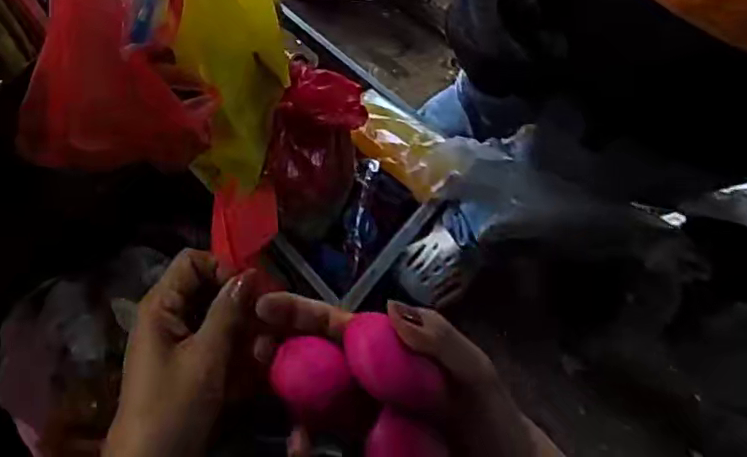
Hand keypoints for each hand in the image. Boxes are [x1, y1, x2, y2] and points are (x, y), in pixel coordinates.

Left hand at [105, 250, 254, 456]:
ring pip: (214, 323)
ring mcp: (175, 344)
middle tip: (270, 325)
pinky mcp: (186, 371)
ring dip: (242, 334)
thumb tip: (249, 274)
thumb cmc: (173, 407)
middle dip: (239, 306)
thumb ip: (227, 314)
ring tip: (268, 351)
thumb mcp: (205, 359)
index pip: (192, 262)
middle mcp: (166, 316)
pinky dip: (234, 357)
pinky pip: (213, 349)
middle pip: (206, 292)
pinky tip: (258, 371)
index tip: (256, 292)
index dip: (223, 269)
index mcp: (161, 304)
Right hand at [254, 295, 563, 456]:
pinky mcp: (359, 453)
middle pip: (308, 359)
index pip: (329, 323)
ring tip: (293, 430)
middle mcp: (360, 380)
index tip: (261, 304)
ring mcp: (358, 421)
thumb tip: (389, 305)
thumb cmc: (491, 418)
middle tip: (255, 350)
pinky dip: (310, 446)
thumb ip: (440, 338)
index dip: (294, 311)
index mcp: (378, 348)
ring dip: (290, 407)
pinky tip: (305, 449)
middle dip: (277, 350)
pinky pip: (327, 446)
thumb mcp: (474, 373)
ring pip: (310, 404)